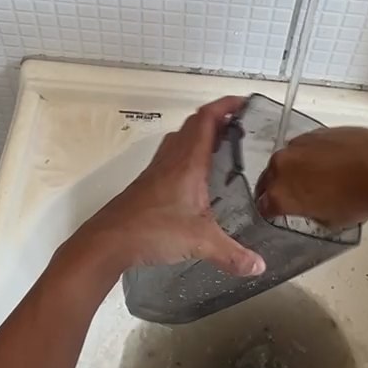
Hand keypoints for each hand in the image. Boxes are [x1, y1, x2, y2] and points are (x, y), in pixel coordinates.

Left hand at [65, 96, 265, 277]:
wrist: (109, 239)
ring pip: (181, 137)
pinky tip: (195, 174)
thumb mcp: (200, 243)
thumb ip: (232, 254)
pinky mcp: (148, 182)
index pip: (207, 118)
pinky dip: (187, 152)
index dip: (225, 105)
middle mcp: (172, 158)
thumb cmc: (152, 229)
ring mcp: (158, 168)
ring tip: (220, 144)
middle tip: (238, 123)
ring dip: (200, 132)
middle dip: (217, 117)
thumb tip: (258, 266)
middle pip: (195, 123)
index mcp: (189, 161)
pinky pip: (171, 155)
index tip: (243, 101)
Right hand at [256, 126, 367, 227]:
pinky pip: (305, 147)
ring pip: (287, 160)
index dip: (270, 211)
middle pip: (269, 179)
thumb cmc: (359, 197)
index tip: (276, 212)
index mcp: (281, 194)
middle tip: (293, 196)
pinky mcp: (314, 132)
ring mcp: (298, 145)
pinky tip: (329, 164)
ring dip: (295, 169)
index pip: (263, 206)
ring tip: (316, 179)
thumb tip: (313, 207)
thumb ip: (310, 213)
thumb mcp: (331, 221)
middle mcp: (282, 166)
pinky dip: (311, 155)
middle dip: (278, 188)